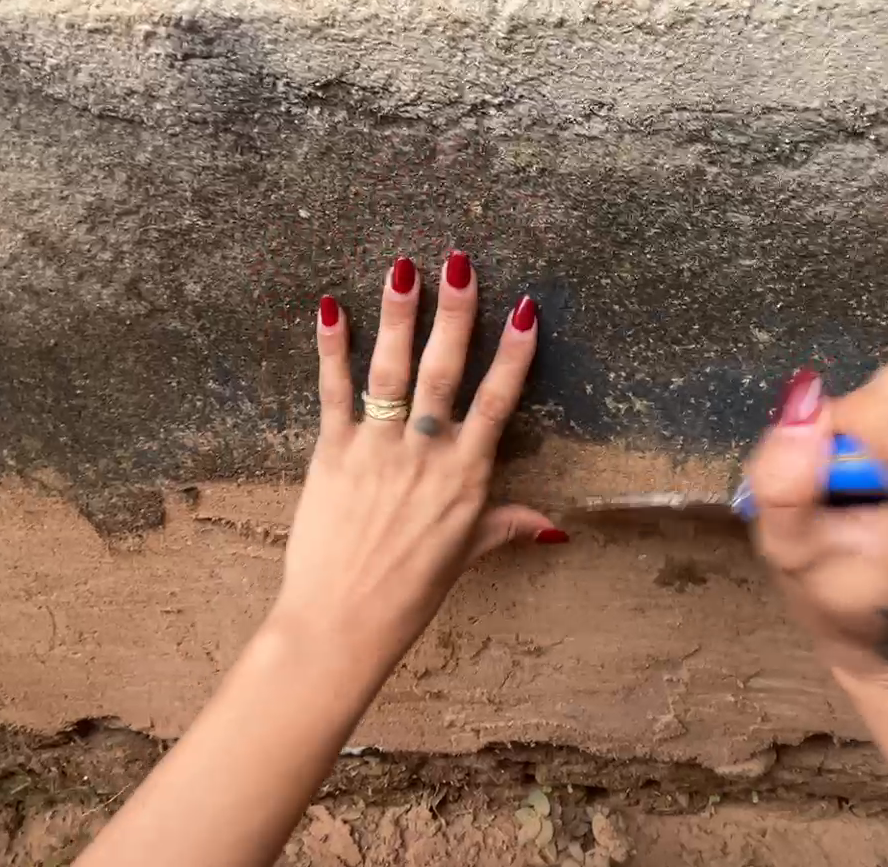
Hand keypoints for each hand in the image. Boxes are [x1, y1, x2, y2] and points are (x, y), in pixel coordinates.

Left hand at [271, 253, 561, 670]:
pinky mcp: (332, 453)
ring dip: (398, 316)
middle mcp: (425, 453)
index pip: (499, 401)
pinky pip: (334, 392)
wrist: (342, 623)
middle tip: (460, 263)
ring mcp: (377, 449)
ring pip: (391, 370)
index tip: (525, 309)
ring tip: (403, 268)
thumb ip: (509, 527)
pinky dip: (331, 349)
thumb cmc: (411, 592)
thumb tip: (556, 528)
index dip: (514, 353)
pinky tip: (330, 308)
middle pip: (445, 371)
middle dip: (455, 313)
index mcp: (466, 475)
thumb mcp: (468, 555)